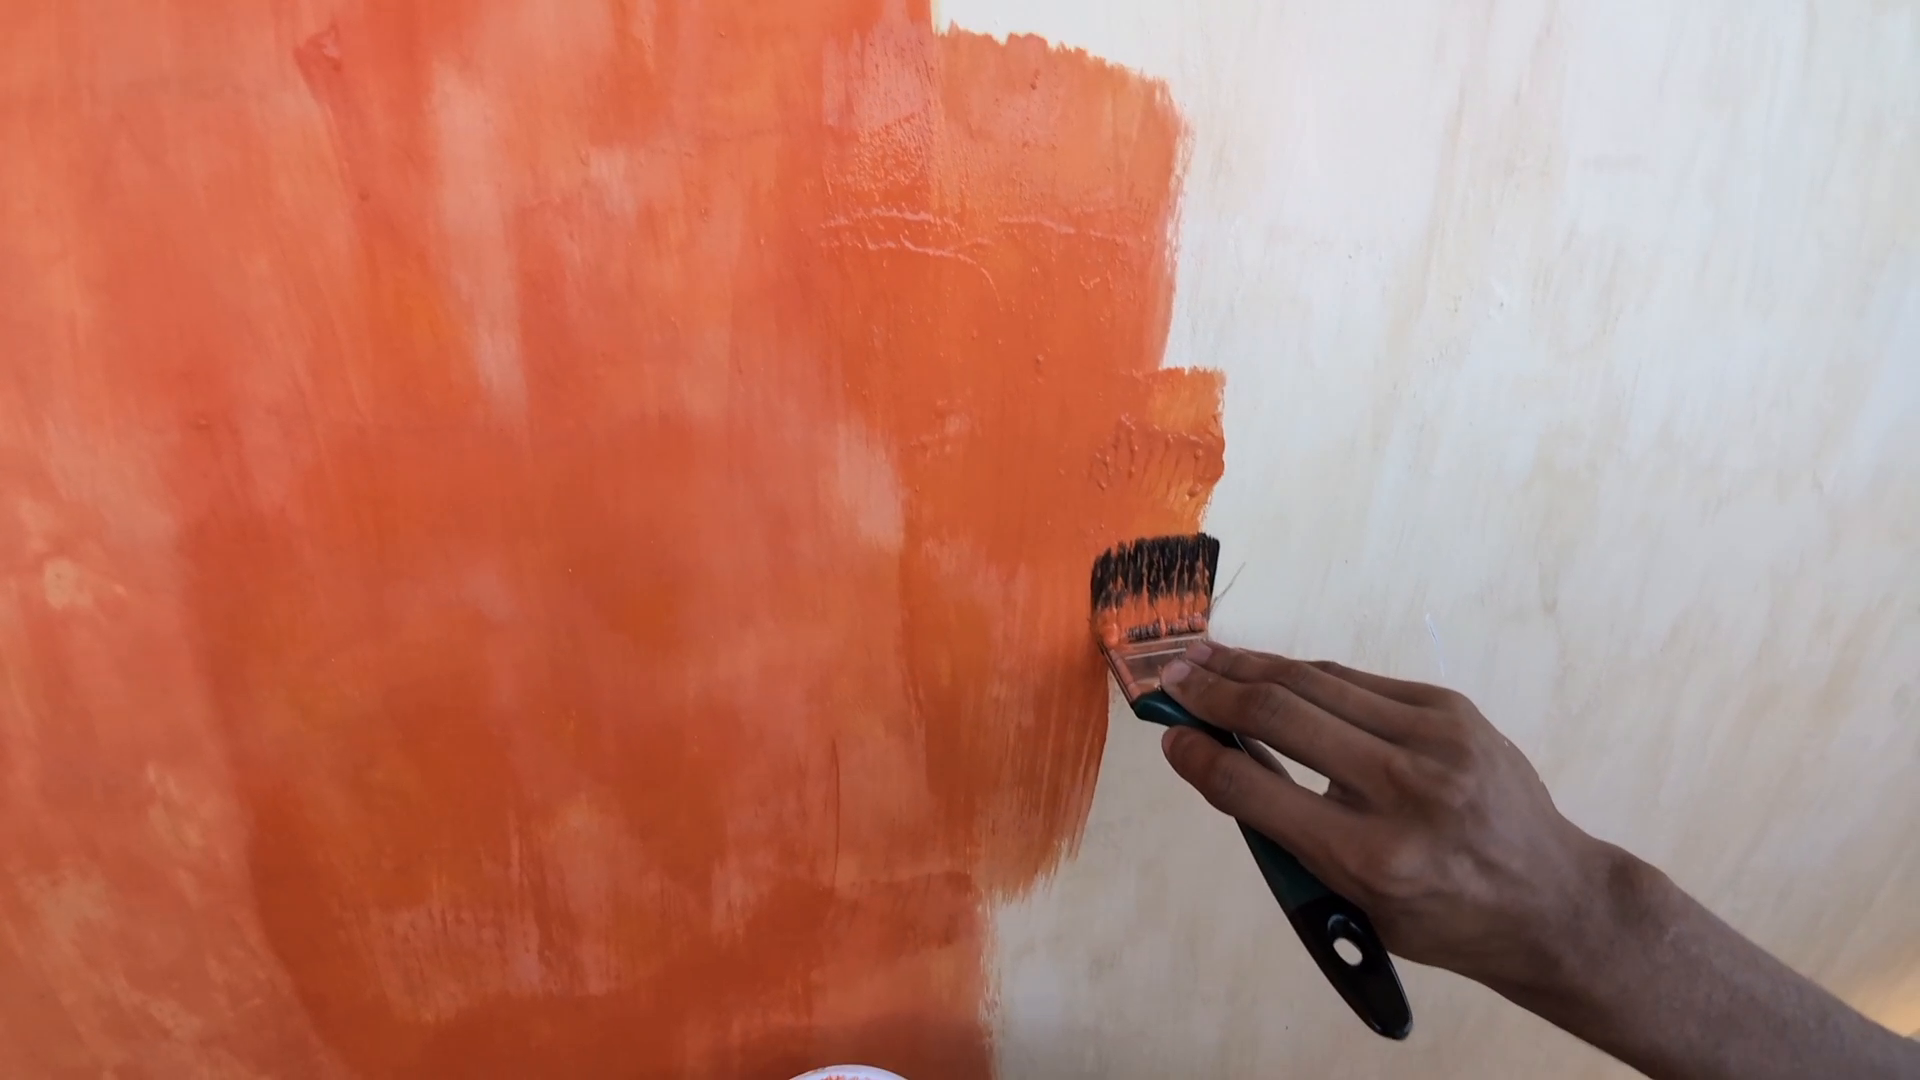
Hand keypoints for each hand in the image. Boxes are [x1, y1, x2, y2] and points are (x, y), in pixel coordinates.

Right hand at [1158, 642, 1611, 989]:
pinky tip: (1263, 667)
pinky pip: (1348, 679)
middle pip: (1279, 715)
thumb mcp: (1351, 897)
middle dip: (1212, 690)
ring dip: (1244, 665)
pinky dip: (1295, 672)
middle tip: (1170, 675)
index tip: (1166, 734)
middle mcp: (1404, 790)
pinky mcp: (1448, 706)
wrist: (1558, 901)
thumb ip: (1279, 824)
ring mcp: (1434, 737)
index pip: (1255, 789)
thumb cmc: (1441, 916)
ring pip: (1310, 680)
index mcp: (1373, 858)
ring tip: (1200, 655)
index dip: (1198, 755)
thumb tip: (1208, 751)